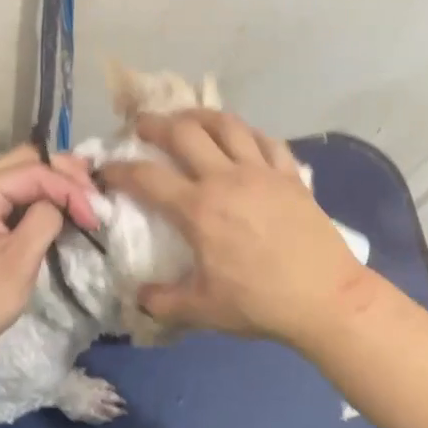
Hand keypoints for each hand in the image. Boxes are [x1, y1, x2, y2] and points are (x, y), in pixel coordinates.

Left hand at [0, 144, 100, 351]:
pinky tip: (63, 209)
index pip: (32, 172)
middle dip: (63, 174)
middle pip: (25, 162)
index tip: (94, 215)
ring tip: (85, 197)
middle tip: (94, 193)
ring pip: (22, 176)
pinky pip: (15, 196)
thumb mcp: (20, 260)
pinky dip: (41, 199)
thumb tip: (63, 203)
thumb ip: (44, 220)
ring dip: (54, 184)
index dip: (68, 188)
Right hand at [97, 110, 373, 346]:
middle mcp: (227, 179)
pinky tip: (242, 138)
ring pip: (227, 125)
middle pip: (185, 133)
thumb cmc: (257, 304)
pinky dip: (247, 133)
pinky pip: (266, 141)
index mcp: (198, 210)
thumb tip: (140, 297)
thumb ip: (163, 302)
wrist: (322, 297)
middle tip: (142, 126)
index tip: (105, 170)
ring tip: (188, 118)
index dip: (120, 171)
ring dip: (201, 116)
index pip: (147, 179)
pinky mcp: (291, 177)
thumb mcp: (201, 311)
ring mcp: (262, 173)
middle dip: (157, 124)